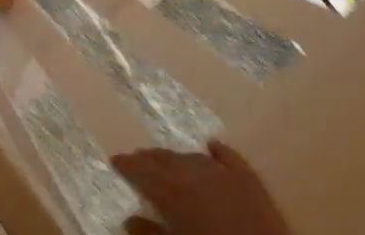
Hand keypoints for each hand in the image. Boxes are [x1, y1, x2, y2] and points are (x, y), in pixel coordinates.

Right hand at [112, 141, 290, 234]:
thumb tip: (129, 219)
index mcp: (173, 193)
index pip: (142, 171)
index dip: (127, 164)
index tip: (115, 160)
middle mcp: (195, 174)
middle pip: (166, 159)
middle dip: (149, 159)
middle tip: (136, 160)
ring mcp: (225, 174)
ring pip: (193, 157)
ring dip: (177, 158)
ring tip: (167, 161)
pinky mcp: (250, 180)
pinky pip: (229, 157)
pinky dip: (217, 151)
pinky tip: (210, 146)